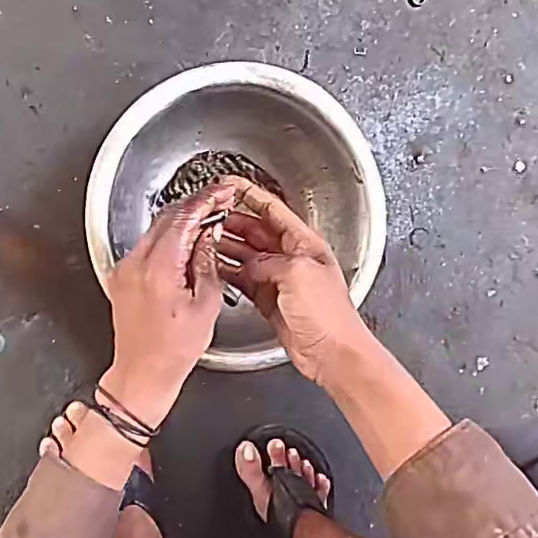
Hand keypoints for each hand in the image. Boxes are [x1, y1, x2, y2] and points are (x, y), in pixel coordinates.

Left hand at [101, 180, 242, 423]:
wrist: (142, 373)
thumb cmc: (173, 350)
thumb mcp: (206, 305)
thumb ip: (207, 263)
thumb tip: (208, 236)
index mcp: (157, 269)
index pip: (182, 219)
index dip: (204, 201)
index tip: (220, 192)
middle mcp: (135, 264)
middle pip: (166, 219)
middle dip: (194, 207)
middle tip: (217, 202)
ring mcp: (124, 271)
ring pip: (155, 232)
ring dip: (181, 223)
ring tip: (206, 224)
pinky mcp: (121, 279)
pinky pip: (146, 248)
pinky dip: (167, 241)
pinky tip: (185, 246)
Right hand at [216, 176, 374, 383]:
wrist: (332, 353)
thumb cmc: (328, 316)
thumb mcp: (297, 275)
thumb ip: (268, 261)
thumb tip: (248, 264)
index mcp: (304, 244)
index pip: (273, 211)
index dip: (251, 195)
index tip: (231, 184)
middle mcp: (292, 258)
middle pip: (256, 231)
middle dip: (232, 220)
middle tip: (210, 215)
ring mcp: (280, 279)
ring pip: (247, 254)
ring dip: (227, 245)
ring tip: (206, 238)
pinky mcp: (270, 299)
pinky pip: (244, 279)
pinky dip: (229, 272)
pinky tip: (215, 267)